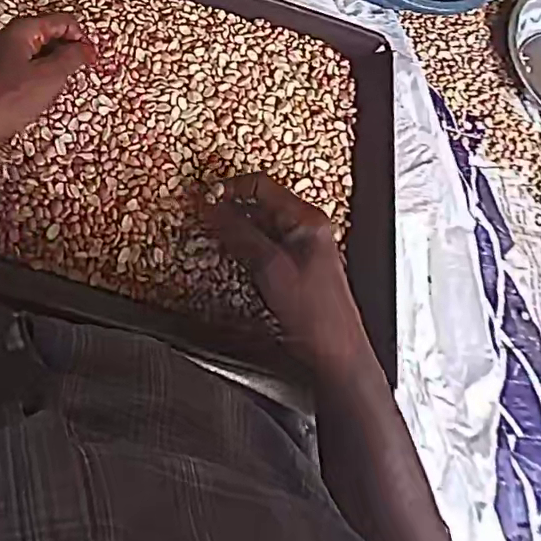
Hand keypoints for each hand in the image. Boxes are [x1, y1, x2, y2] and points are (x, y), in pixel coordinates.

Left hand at [0, 14, 91, 144]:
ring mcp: (8, 53)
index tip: (91, 59)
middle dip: (71, 50)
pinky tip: (46, 90)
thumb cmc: (9, 100)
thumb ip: (73, 57)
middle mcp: (14, 35)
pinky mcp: (6, 71)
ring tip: (62, 83)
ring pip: (45, 50)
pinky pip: (34, 64)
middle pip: (54, 33)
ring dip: (59, 63)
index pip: (64, 21)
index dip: (81, 38)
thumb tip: (87, 48)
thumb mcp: (49, 76)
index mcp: (24, 28)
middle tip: (80, 72)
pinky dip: (46, 73)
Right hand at [205, 173, 370, 372]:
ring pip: (258, 225)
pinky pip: (262, 244)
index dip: (232, 188)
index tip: (208, 196)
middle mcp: (304, 227)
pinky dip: (243, 246)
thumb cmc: (315, 312)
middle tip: (205, 217)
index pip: (262, 186)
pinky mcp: (292, 264)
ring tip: (212, 236)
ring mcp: (299, 246)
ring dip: (234, 229)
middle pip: (259, 204)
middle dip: (230, 209)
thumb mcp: (270, 267)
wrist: (336, 354)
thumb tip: (214, 209)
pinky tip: (229, 255)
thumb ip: (240, 233)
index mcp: (306, 219)